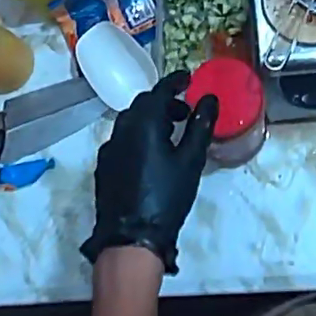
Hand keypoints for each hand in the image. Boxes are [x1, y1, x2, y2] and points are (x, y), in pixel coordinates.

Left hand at [79, 71, 217, 273]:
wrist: (130, 237)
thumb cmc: (166, 196)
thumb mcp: (190, 161)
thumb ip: (200, 126)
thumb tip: (210, 98)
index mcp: (144, 121)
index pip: (160, 89)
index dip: (176, 81)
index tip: (189, 78)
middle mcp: (123, 126)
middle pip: (144, 103)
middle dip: (165, 101)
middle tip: (184, 111)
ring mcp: (110, 144)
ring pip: (132, 119)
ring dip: (151, 118)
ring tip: (171, 133)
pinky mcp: (104, 162)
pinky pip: (123, 137)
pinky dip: (138, 134)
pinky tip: (150, 154)